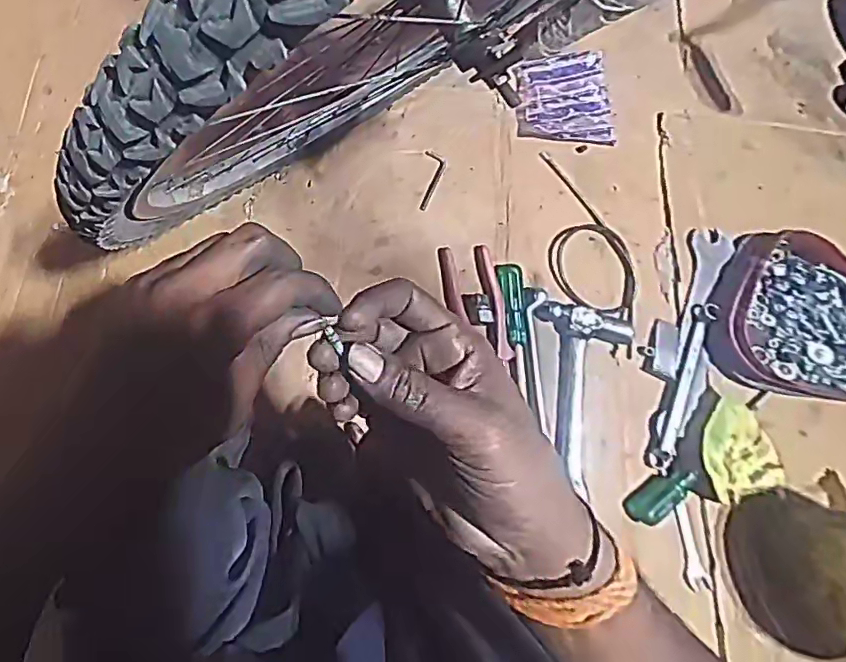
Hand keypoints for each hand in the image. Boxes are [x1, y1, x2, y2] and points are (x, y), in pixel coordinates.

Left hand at [111, 223, 339, 444]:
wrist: (87, 454)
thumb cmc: (167, 443)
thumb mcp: (233, 402)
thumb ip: (267, 345)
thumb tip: (301, 314)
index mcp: (215, 325)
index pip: (283, 281)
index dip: (316, 289)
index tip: (326, 306)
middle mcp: (184, 288)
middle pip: (253, 240)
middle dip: (285, 261)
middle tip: (294, 291)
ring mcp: (153, 281)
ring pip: (218, 240)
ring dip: (249, 259)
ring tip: (259, 290)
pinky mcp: (133, 284)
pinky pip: (186, 257)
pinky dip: (214, 266)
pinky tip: (218, 296)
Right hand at [308, 280, 597, 582]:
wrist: (523, 543)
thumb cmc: (517, 471)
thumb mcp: (473, 427)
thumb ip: (414, 393)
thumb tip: (357, 356)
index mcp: (453, 344)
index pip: (405, 302)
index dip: (373, 305)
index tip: (345, 325)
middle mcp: (424, 360)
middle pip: (372, 331)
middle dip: (345, 340)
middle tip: (323, 361)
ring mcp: (403, 394)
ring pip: (358, 364)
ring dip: (337, 371)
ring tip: (332, 394)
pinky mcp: (388, 427)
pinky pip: (355, 400)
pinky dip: (340, 401)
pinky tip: (341, 417)